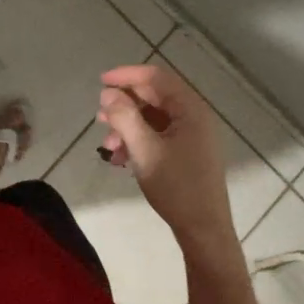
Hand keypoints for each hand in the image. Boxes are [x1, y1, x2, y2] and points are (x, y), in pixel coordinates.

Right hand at [98, 65, 232, 240]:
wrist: (203, 228)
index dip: (127, 75)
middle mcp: (194, 117)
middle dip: (124, 105)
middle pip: (154, 97)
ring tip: (107, 145)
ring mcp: (192, 136)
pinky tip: (120, 159)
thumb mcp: (144, 150)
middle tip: (100, 118)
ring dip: (127, 126)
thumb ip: (125, 117)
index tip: (100, 81)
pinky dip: (137, 141)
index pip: (156, 77)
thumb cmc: (176, 186)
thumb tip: (108, 93)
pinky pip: (158, 136)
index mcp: (191, 110)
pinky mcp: (187, 153)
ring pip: (153, 119)